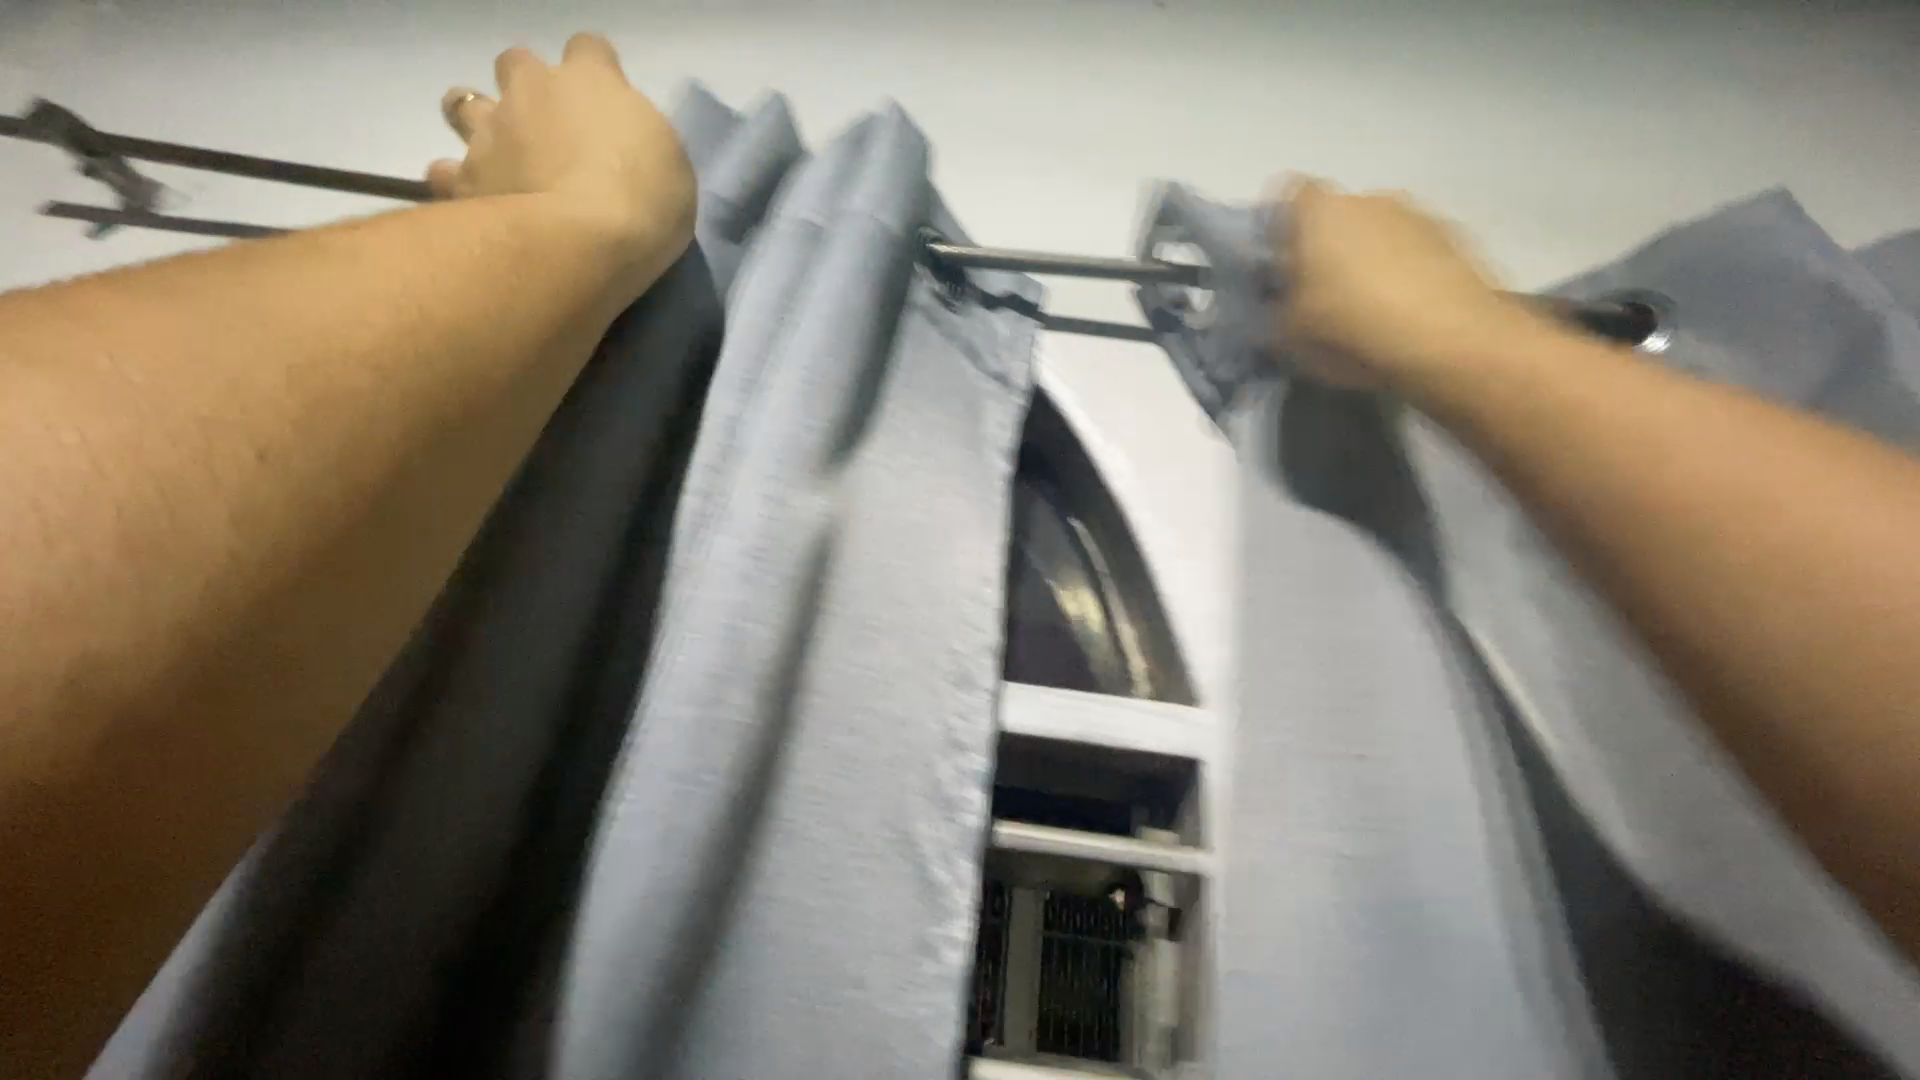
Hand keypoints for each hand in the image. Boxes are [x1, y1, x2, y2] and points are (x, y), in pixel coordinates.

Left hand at [430, 33, 695, 268]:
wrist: (583, 244)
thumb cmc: (646, 201)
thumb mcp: (671, 166)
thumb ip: (639, 140)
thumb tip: (621, 140)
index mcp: (591, 81)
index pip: (590, 49)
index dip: (597, 72)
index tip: (608, 103)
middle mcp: (532, 90)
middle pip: (517, 63)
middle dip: (528, 88)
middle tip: (551, 129)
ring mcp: (490, 131)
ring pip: (462, 102)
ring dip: (479, 121)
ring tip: (500, 155)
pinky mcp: (465, 179)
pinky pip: (447, 173)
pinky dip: (458, 182)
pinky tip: (476, 200)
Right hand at [1272, 177, 1535, 388]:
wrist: (1451, 339)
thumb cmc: (1352, 329)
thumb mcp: (1290, 335)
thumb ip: (1275, 309)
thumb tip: (1277, 302)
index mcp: (1319, 214)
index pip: (1288, 194)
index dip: (1281, 226)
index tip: (1279, 262)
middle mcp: (1367, 198)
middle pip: (1335, 213)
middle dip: (1325, 245)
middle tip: (1320, 291)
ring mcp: (1416, 212)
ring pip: (1376, 228)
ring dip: (1367, 255)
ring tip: (1369, 303)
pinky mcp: (1454, 234)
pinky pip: (1413, 245)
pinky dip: (1404, 266)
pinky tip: (1406, 306)